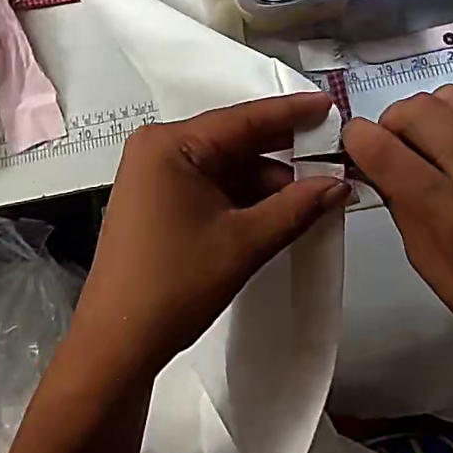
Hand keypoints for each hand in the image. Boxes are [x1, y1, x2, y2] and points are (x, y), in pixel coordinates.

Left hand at [70, 93, 349, 380]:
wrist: (116, 346)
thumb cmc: (169, 288)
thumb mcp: (243, 243)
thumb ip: (295, 207)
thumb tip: (336, 184)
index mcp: (169, 144)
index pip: (242, 119)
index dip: (291, 113)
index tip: (327, 105)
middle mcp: (159, 150)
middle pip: (234, 140)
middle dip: (284, 151)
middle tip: (331, 152)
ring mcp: (156, 175)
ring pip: (226, 165)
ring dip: (268, 180)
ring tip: (315, 189)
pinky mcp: (160, 200)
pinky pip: (212, 184)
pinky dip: (246, 196)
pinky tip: (281, 208)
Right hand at [342, 85, 452, 384]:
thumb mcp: (428, 265)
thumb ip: (397, 202)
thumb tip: (369, 158)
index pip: (388, 153)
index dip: (358, 138)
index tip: (353, 142)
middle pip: (421, 111)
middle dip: (392, 120)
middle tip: (393, 144)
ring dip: (428, 114)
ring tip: (429, 143)